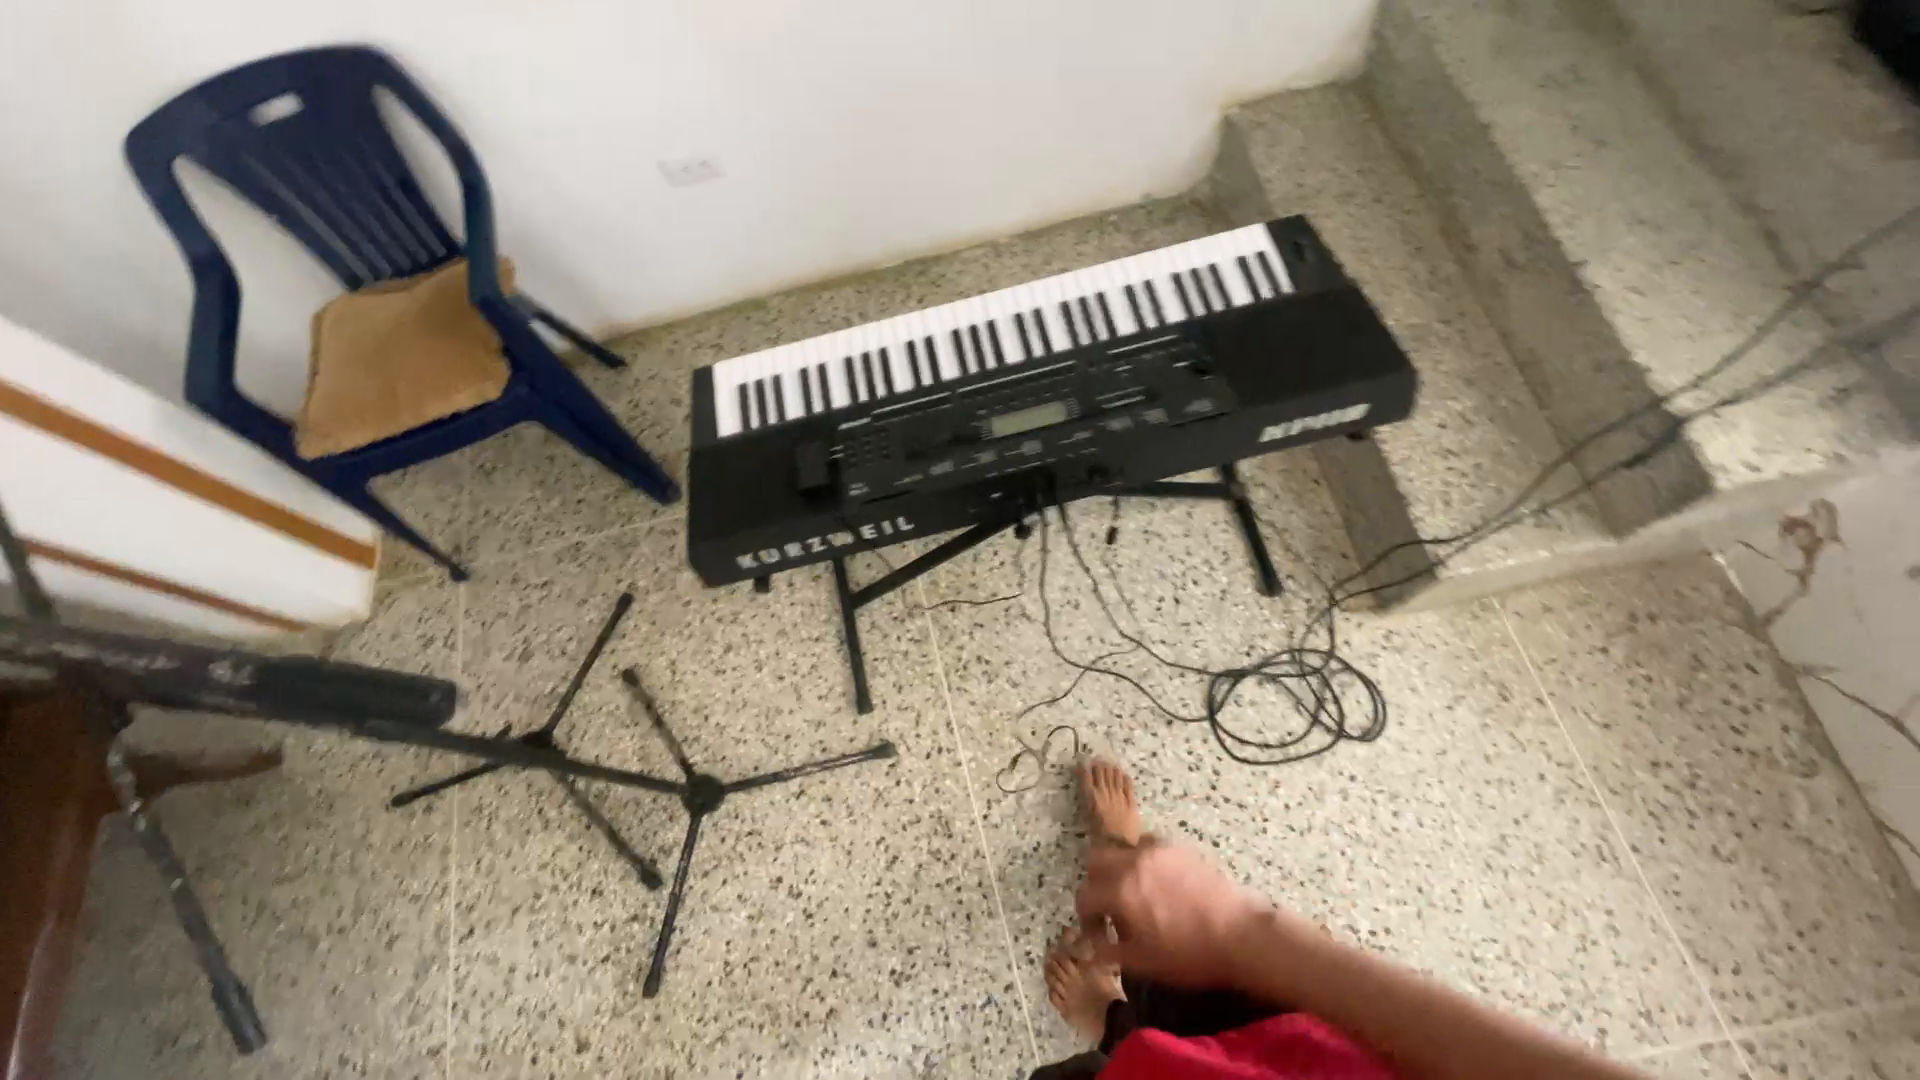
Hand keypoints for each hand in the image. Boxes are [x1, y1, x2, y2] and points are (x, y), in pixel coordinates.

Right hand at [1074, 836, 1304, 987]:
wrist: (1240, 935)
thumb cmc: (1190, 954)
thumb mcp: (1144, 962)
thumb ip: (1111, 952)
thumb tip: (1094, 949)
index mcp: (1120, 891)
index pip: (1085, 896)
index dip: (1086, 918)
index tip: (1099, 936)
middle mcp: (1132, 862)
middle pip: (1096, 860)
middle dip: (1096, 883)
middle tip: (1109, 908)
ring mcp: (1156, 850)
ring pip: (1123, 848)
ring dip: (1120, 868)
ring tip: (1135, 892)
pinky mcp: (1178, 847)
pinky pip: (1149, 846)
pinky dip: (1145, 861)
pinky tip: (1160, 883)